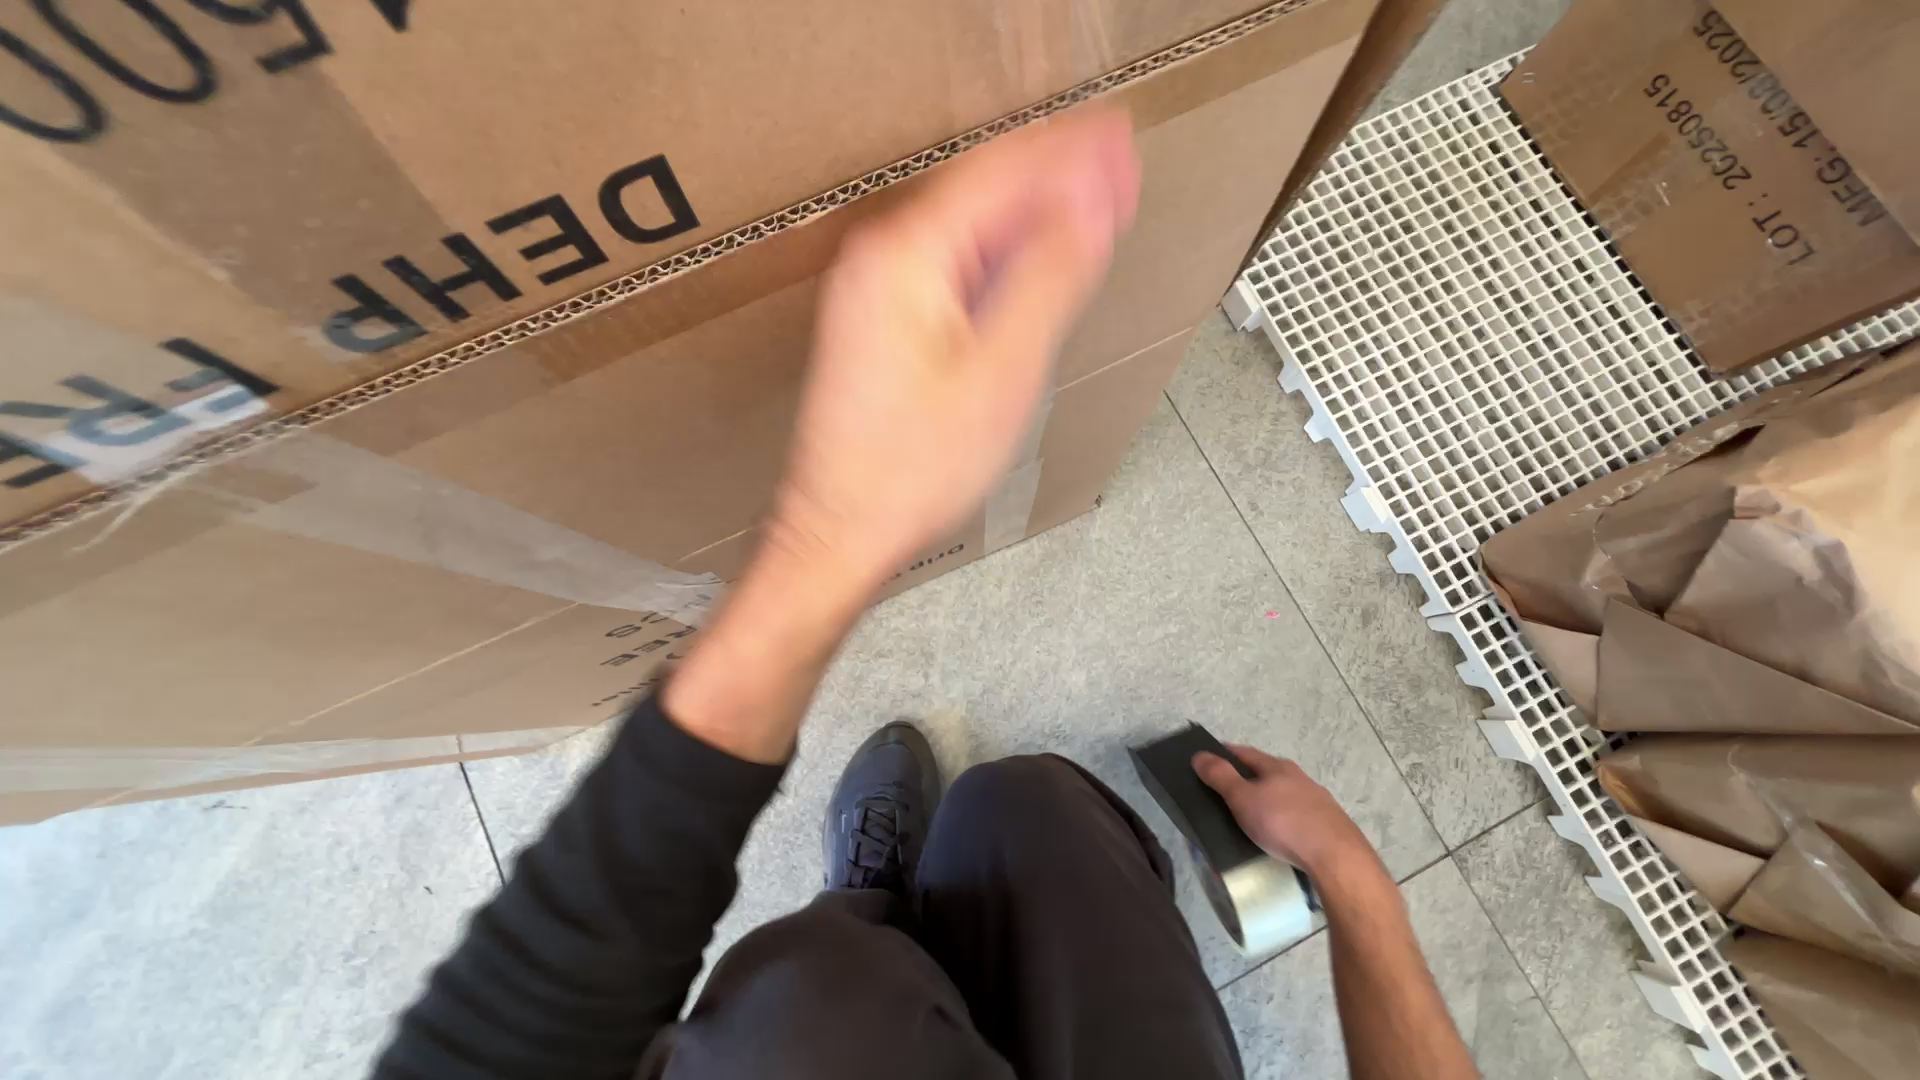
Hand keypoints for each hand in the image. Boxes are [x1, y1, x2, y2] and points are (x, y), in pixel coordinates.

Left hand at [663, 110, 1136, 764]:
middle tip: (1114, 158)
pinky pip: (951, 265)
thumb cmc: (908, 472)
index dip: (1069, 155)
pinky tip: (1031, 258)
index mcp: (907, 259)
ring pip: (967, 227)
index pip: (1003, 174)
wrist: (843, 529)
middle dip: (1054, 173)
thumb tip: (1087, 208)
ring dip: (1030, 210)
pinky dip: (1000, 253)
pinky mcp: (880, 324)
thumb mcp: (1000, 374)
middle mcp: (881, 262)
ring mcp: (874, 293)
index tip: (1119, 141)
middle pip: (983, 192)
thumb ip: (1047, 280)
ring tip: (1088, 197)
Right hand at [1193, 745, 1377, 877]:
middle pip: (1266, 772)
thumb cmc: (1283, 823)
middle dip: (1247, 778)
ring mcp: (1318, 800)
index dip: (1224, 754)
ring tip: (1253, 816)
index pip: (1244, 752)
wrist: (1337, 858)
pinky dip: (1285, 818)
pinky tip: (1281, 834)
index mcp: (1277, 767)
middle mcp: (1299, 777)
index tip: (1208, 760)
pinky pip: (1299, 814)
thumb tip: (1199, 754)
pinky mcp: (1330, 824)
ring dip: (1268, 799)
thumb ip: (1220, 776)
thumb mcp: (1242, 799)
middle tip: (1226, 791)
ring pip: (1285, 793)